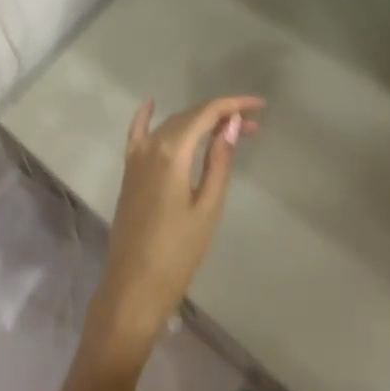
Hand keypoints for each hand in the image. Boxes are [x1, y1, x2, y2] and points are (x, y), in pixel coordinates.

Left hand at [87, 96, 261, 358]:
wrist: (135, 286)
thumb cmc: (179, 252)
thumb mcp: (208, 207)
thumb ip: (219, 161)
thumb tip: (231, 123)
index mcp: (172, 152)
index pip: (206, 114)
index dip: (233, 105)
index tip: (260, 106)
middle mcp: (150, 147)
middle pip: (189, 117)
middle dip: (221, 115)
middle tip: (253, 126)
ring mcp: (136, 159)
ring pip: (170, 125)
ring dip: (198, 122)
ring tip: (229, 129)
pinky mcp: (129, 173)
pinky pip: (137, 135)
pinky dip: (145, 117)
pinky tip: (151, 104)